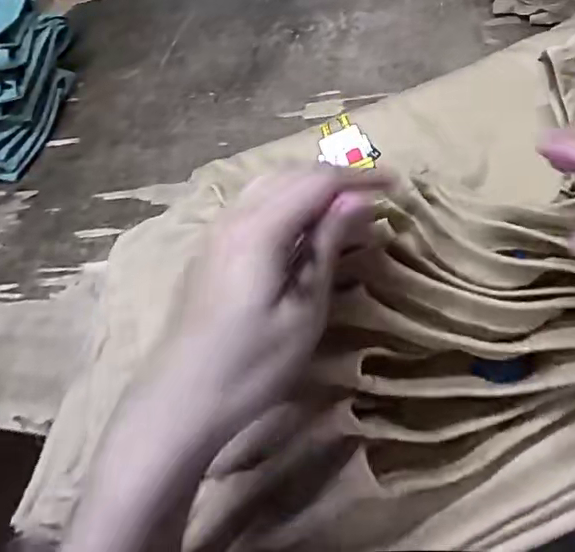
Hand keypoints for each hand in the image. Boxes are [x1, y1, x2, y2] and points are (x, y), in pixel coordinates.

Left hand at [150, 166, 383, 448]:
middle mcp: (236, 213)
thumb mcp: (303, 311)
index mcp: (260, 227)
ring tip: (347, 201)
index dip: (360, 177)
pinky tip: (304, 220)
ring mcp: (219, 226)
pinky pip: (257, 198)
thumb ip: (327, 246)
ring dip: (312, 183)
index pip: (319, 181)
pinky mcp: (212, 242)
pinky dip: (289, 196)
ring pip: (272, 181)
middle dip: (338, 175)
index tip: (396, 183)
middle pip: (294, 173)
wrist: (178, 401)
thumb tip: (358, 199)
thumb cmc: (251, 366)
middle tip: (377, 191)